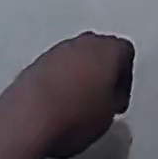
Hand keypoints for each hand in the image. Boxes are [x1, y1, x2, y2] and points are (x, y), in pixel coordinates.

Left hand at [4, 32, 135, 157]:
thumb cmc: (73, 114)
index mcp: (111, 48)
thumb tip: (105, 102)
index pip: (127, 53)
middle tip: (100, 97)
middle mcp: (88, 41)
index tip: (118, 98)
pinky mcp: (38, 61)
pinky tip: (56, 104)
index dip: (124, 79)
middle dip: (101, 71)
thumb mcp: (107, 117)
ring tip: (75, 104)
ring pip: (77, 57)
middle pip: (101, 50)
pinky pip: (55, 68)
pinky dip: (58, 81)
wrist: (31, 117)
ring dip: (78, 75)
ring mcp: (60, 49)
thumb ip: (112, 100)